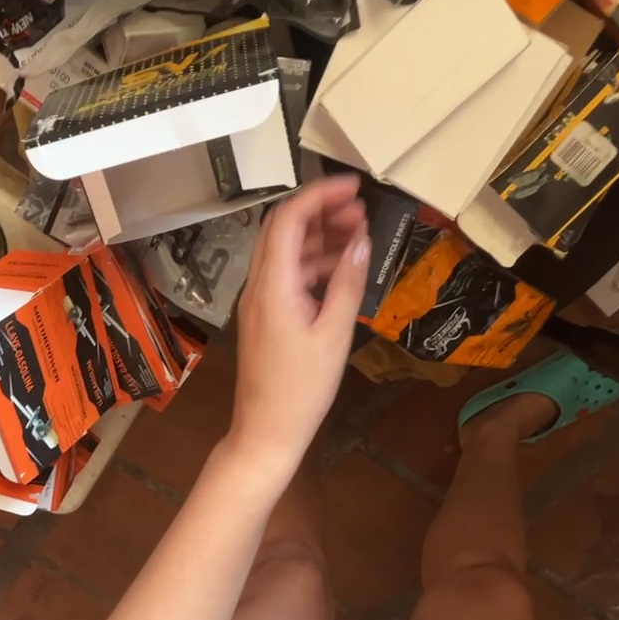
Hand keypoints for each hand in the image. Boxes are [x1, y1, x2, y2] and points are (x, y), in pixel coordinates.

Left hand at [230, 175, 369, 462]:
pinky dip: (311, 267)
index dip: (320, 195)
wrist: (266, 432)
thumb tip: (361, 241)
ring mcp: (258, 304)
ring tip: (357, 235)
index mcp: (272, 285)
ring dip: (318, 240)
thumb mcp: (334, 334)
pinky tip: (339, 271)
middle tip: (361, 210)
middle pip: (283, 231)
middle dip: (321, 213)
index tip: (354, 187)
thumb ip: (347, 283)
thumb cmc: (301, 389)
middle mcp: (258, 287)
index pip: (288, 219)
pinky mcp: (264, 320)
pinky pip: (286, 279)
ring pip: (285, 255)